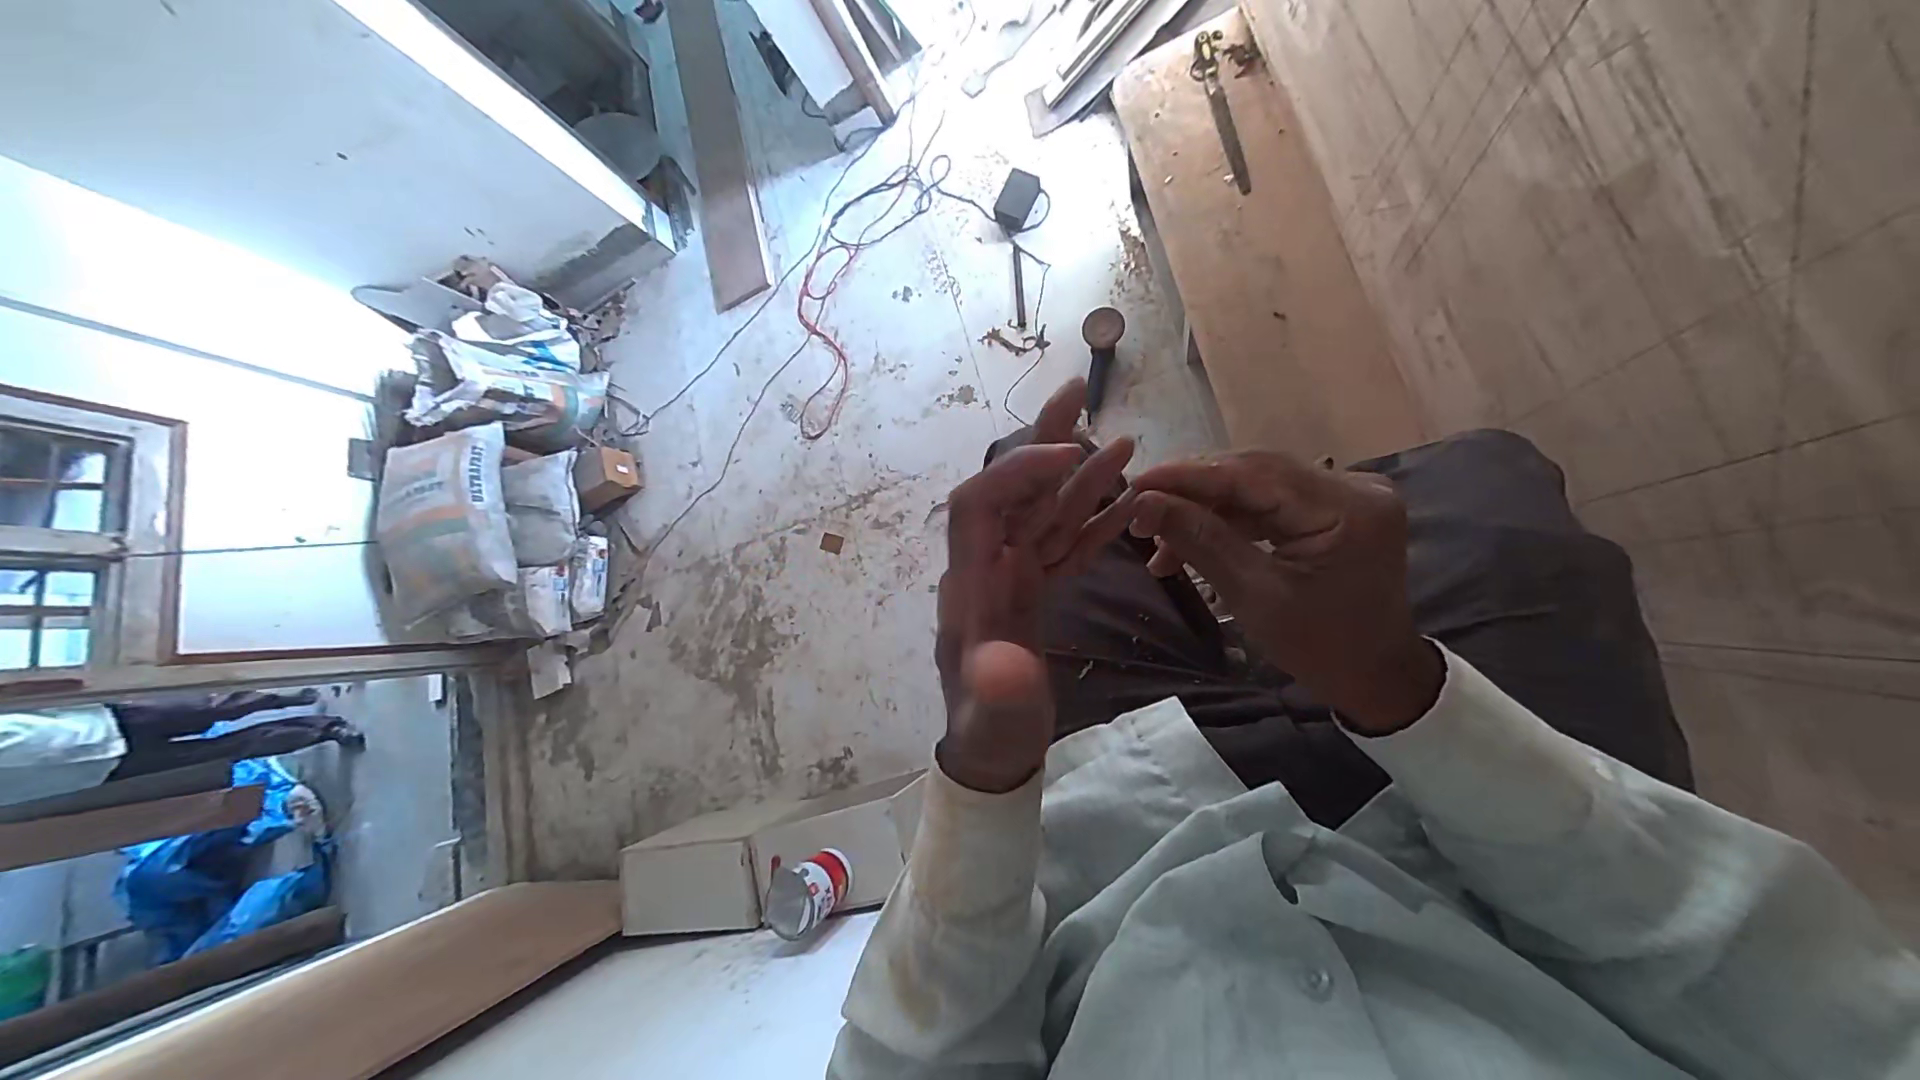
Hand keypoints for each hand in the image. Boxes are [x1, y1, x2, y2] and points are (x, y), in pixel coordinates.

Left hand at [935, 379, 1134, 791]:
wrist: (994, 752)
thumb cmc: (991, 735)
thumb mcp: (995, 722)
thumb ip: (998, 696)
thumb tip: (1006, 662)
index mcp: (970, 585)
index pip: (978, 505)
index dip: (1015, 471)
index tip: (1067, 455)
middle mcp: (988, 569)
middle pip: (1012, 492)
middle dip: (1043, 443)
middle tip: (1077, 393)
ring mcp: (1013, 579)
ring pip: (1045, 513)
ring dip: (1081, 478)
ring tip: (1124, 442)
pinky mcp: (1035, 593)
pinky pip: (1064, 546)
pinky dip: (1092, 522)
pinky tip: (1125, 502)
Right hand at [1117, 450, 1442, 734]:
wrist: (1374, 676)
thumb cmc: (1319, 648)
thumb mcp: (1253, 595)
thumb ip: (1200, 540)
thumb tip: (1142, 503)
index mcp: (1348, 509)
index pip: (1254, 474)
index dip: (1188, 476)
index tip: (1135, 484)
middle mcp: (1354, 486)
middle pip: (1254, 472)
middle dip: (1191, 490)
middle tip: (1138, 508)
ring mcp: (1345, 494)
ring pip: (1255, 485)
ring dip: (1203, 509)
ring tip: (1157, 538)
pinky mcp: (1332, 507)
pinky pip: (1267, 502)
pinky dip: (1225, 519)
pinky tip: (1189, 540)